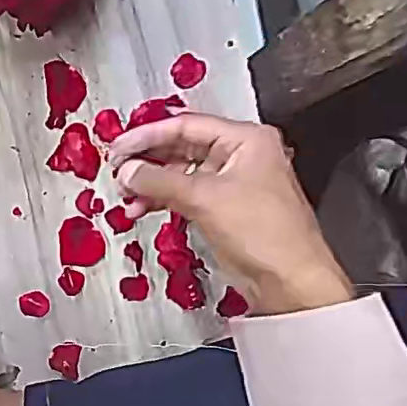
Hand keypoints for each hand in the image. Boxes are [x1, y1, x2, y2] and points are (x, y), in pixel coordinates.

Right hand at [111, 113, 353, 315]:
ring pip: (180, 174)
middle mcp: (239, 155)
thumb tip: (127, 171)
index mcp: (245, 139)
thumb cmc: (261, 231)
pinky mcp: (224, 209)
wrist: (289, 280)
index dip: (147, 135)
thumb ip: (160, 180)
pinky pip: (185, 196)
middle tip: (117, 171)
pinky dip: (162, 201)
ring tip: (125, 196)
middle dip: (147, 160)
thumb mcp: (204, 198)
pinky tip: (139, 210)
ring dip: (151, 184)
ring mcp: (231, 183)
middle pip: (182, 147)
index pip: (186, 125)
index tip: (118, 148)